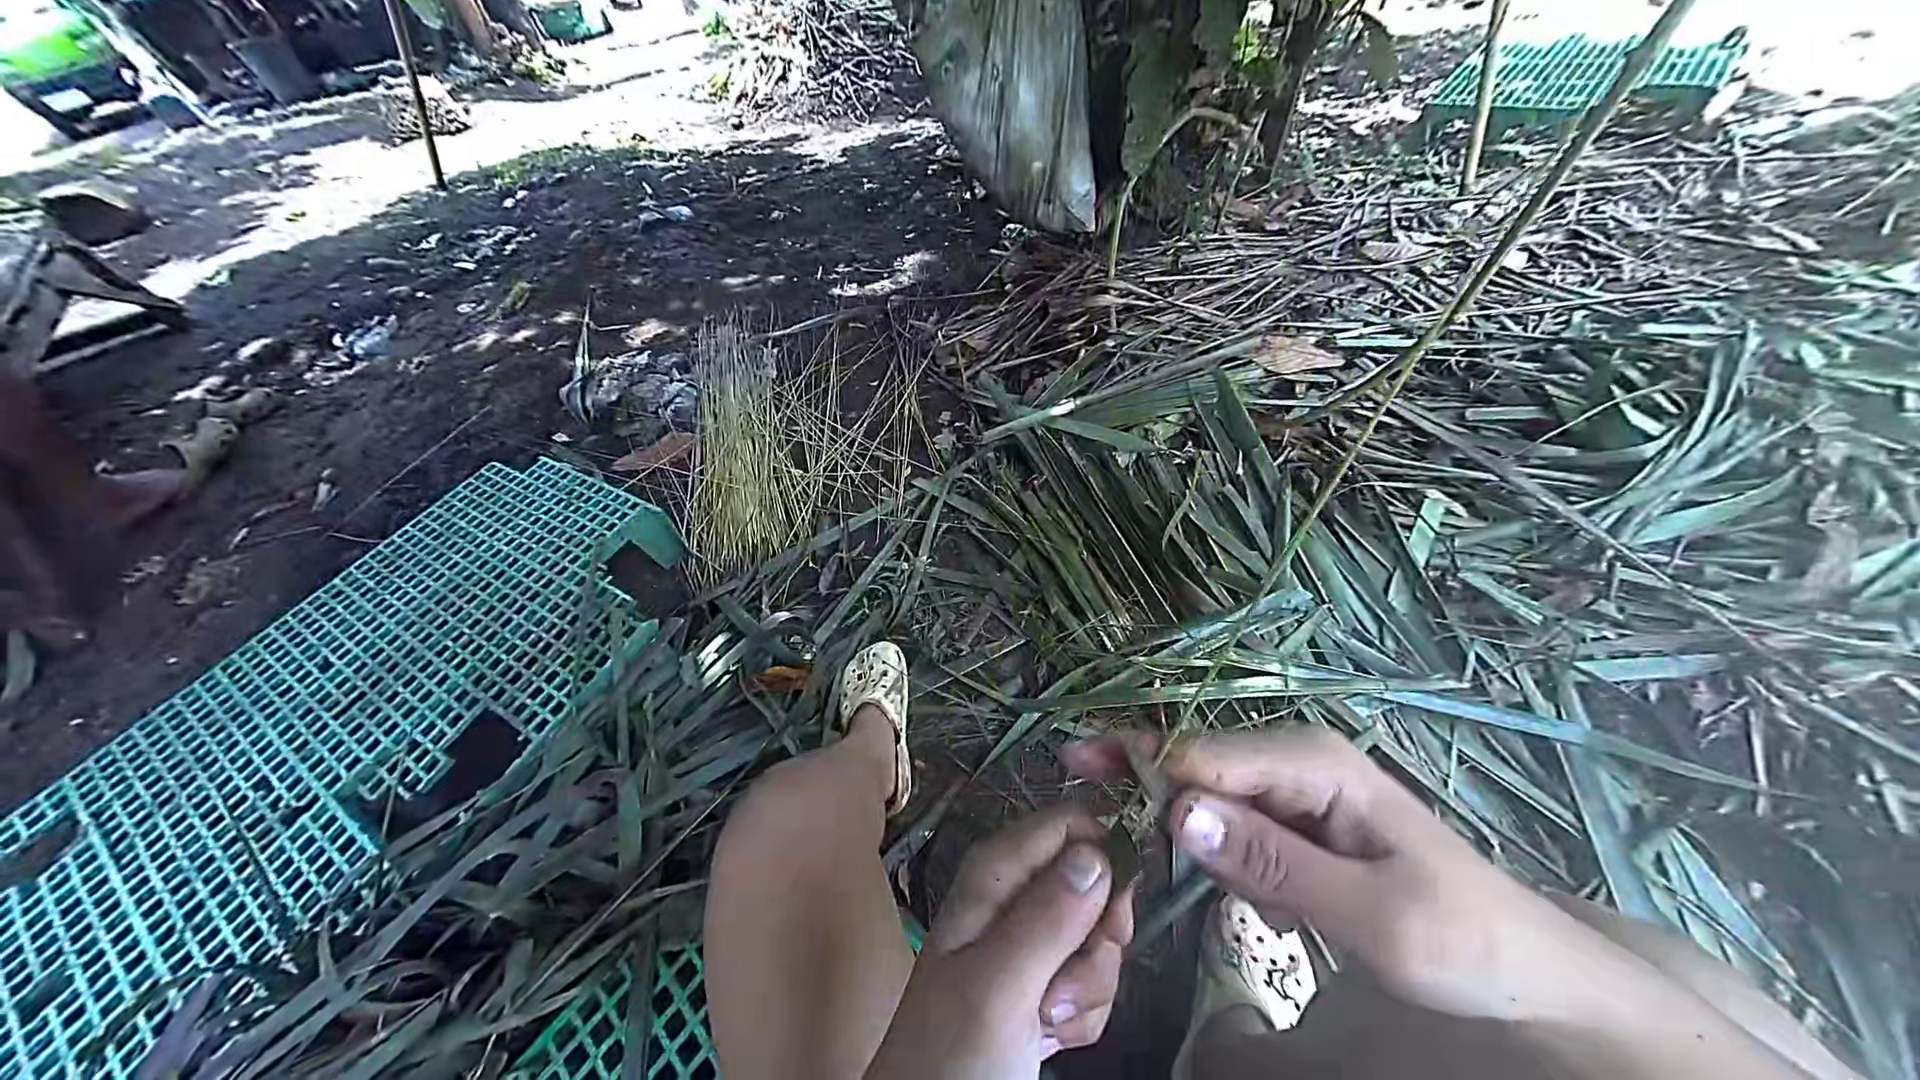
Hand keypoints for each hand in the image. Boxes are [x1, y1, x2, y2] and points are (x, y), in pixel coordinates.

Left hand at [864, 805, 1134, 1079]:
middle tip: (1064, 982)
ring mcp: (1032, 939)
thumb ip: (1047, 919)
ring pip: (1100, 935)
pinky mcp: (1046, 980)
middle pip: (1096, 881)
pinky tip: (1050, 1037)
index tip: (1109, 919)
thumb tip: (1098, 853)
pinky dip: (1083, 1013)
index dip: (1102, 862)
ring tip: (1046, 1018)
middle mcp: (1016, 893)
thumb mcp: (996, 986)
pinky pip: (1095, 977)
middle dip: (1097, 940)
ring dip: (1088, 985)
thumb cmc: (952, 1055)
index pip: (1068, 824)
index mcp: (996, 871)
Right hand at [1063, 726, 1636, 1021]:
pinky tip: (1195, 861)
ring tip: (1122, 823)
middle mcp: (1294, 758)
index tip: (1078, 767)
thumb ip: (1274, 864)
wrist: (1526, 969)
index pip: (1205, 751)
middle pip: (1195, 757)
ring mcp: (1291, 785)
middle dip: (1136, 768)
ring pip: (1204, 785)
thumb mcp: (1375, 917)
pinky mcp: (1289, 815)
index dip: (1138, 757)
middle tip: (1072, 775)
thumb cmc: (1462, 941)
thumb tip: (1180, 812)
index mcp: (1313, 763)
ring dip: (1163, 805)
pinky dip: (1197, 834)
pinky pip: (1225, 814)